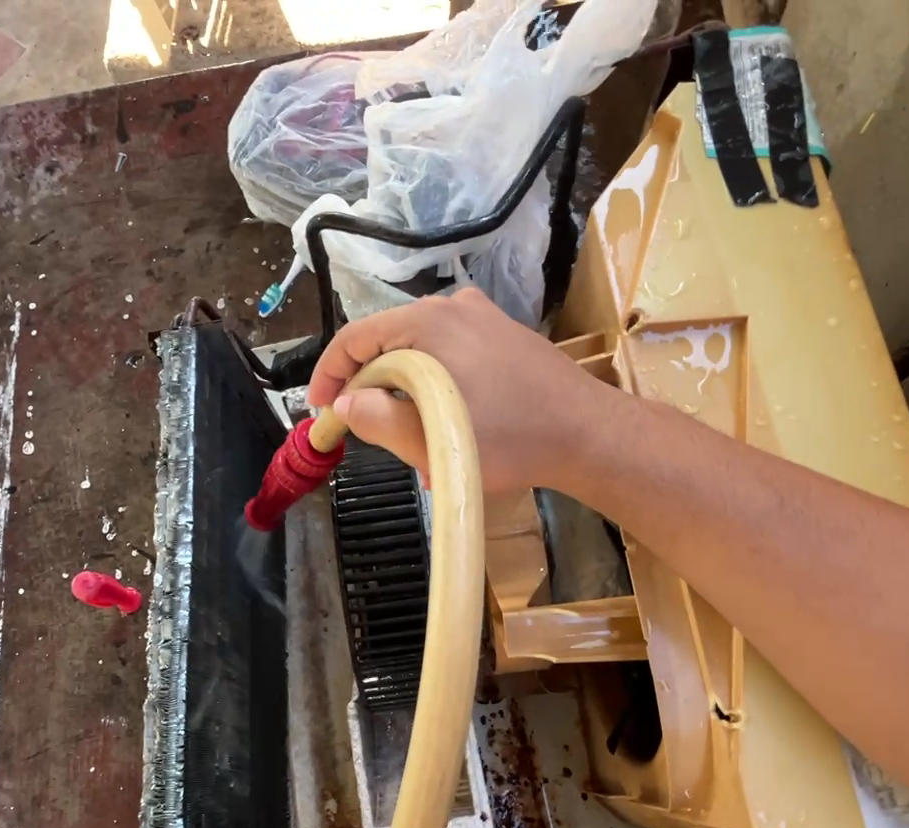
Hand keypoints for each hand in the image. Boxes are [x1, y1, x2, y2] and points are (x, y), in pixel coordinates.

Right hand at [307, 288, 614, 492]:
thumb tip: (347, 402)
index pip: (354, 338)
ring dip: (403, 390)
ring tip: (409, 434)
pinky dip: (434, 383)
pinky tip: (446, 420)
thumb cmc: (508, 439)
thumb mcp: (429, 440)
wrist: (588, 434)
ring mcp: (484, 317)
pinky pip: (451, 354)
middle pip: (387, 341)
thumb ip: (375, 418)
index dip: (327, 375)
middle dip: (369, 387)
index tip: (320, 412)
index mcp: (428, 322)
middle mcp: (454, 306)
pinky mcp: (505, 335)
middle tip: (365, 429)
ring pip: (420, 351)